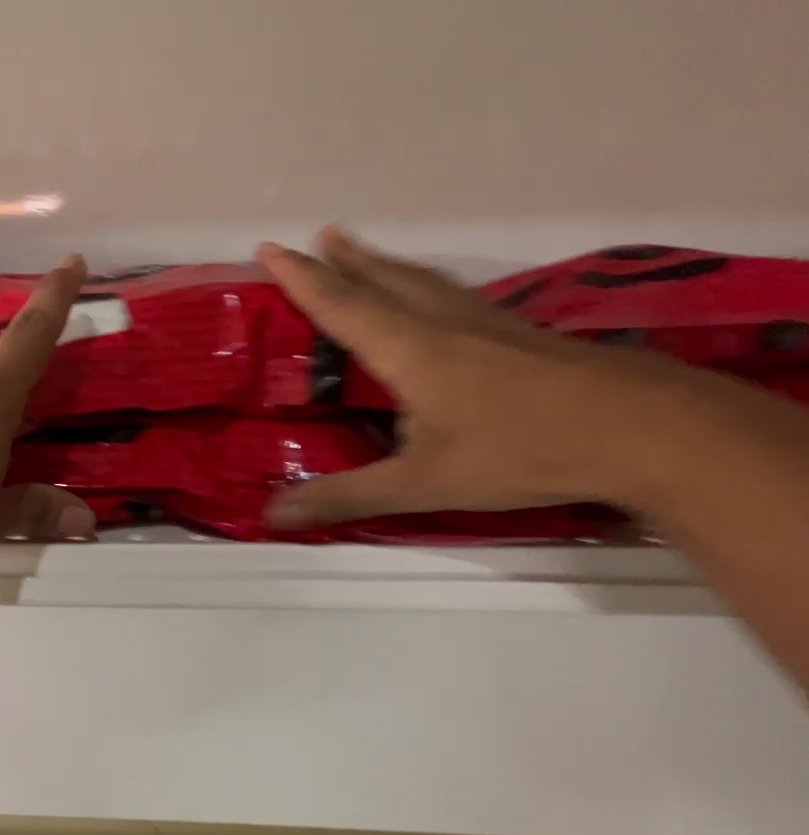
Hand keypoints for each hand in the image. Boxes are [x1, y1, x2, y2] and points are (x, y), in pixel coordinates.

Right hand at [258, 228, 702, 528]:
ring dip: (385, 265)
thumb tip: (271, 516)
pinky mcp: (522, 337)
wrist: (648, 430)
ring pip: (424, 282)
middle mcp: (444, 327)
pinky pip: (456, 296)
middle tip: (318, 236)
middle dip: (345, 259)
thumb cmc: (522, 451)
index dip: (301, 279)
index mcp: (410, 352)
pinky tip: (435, 299)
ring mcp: (488, 326)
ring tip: (361, 250)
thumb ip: (346, 496)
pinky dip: (425, 285)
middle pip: (385, 281)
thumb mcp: (422, 483)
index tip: (269, 248)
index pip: (342, 306)